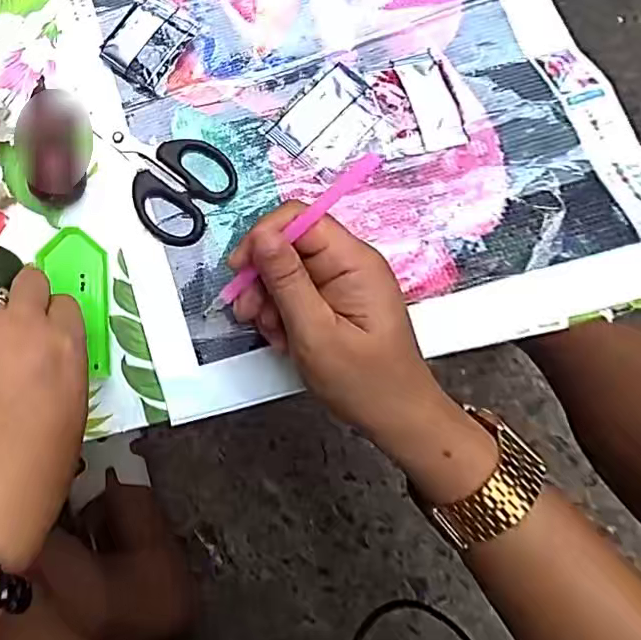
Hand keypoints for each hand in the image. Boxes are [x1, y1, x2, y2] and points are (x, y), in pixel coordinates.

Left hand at [0, 267, 86, 569]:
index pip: (64, 302)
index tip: (50, 339)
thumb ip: (61, 367)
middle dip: (27, 300)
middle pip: (28, 280)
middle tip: (21, 335)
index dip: (56, 321)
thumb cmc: (38, 476)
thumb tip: (47, 353)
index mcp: (63, 344)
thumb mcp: (71, 414)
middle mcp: (22, 327)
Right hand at [228, 203, 492, 497]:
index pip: (298, 218)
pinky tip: (279, 334)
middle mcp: (347, 262)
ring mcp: (338, 279)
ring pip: (282, 266)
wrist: (398, 421)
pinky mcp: (330, 296)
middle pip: (286, 242)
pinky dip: (276, 308)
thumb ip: (286, 280)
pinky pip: (291, 287)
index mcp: (353, 261)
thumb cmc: (367, 384)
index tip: (242, 268)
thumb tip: (262, 235)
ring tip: (268, 329)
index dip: (264, 236)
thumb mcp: (316, 333)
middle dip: (260, 274)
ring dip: (264, 295)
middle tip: (249, 309)